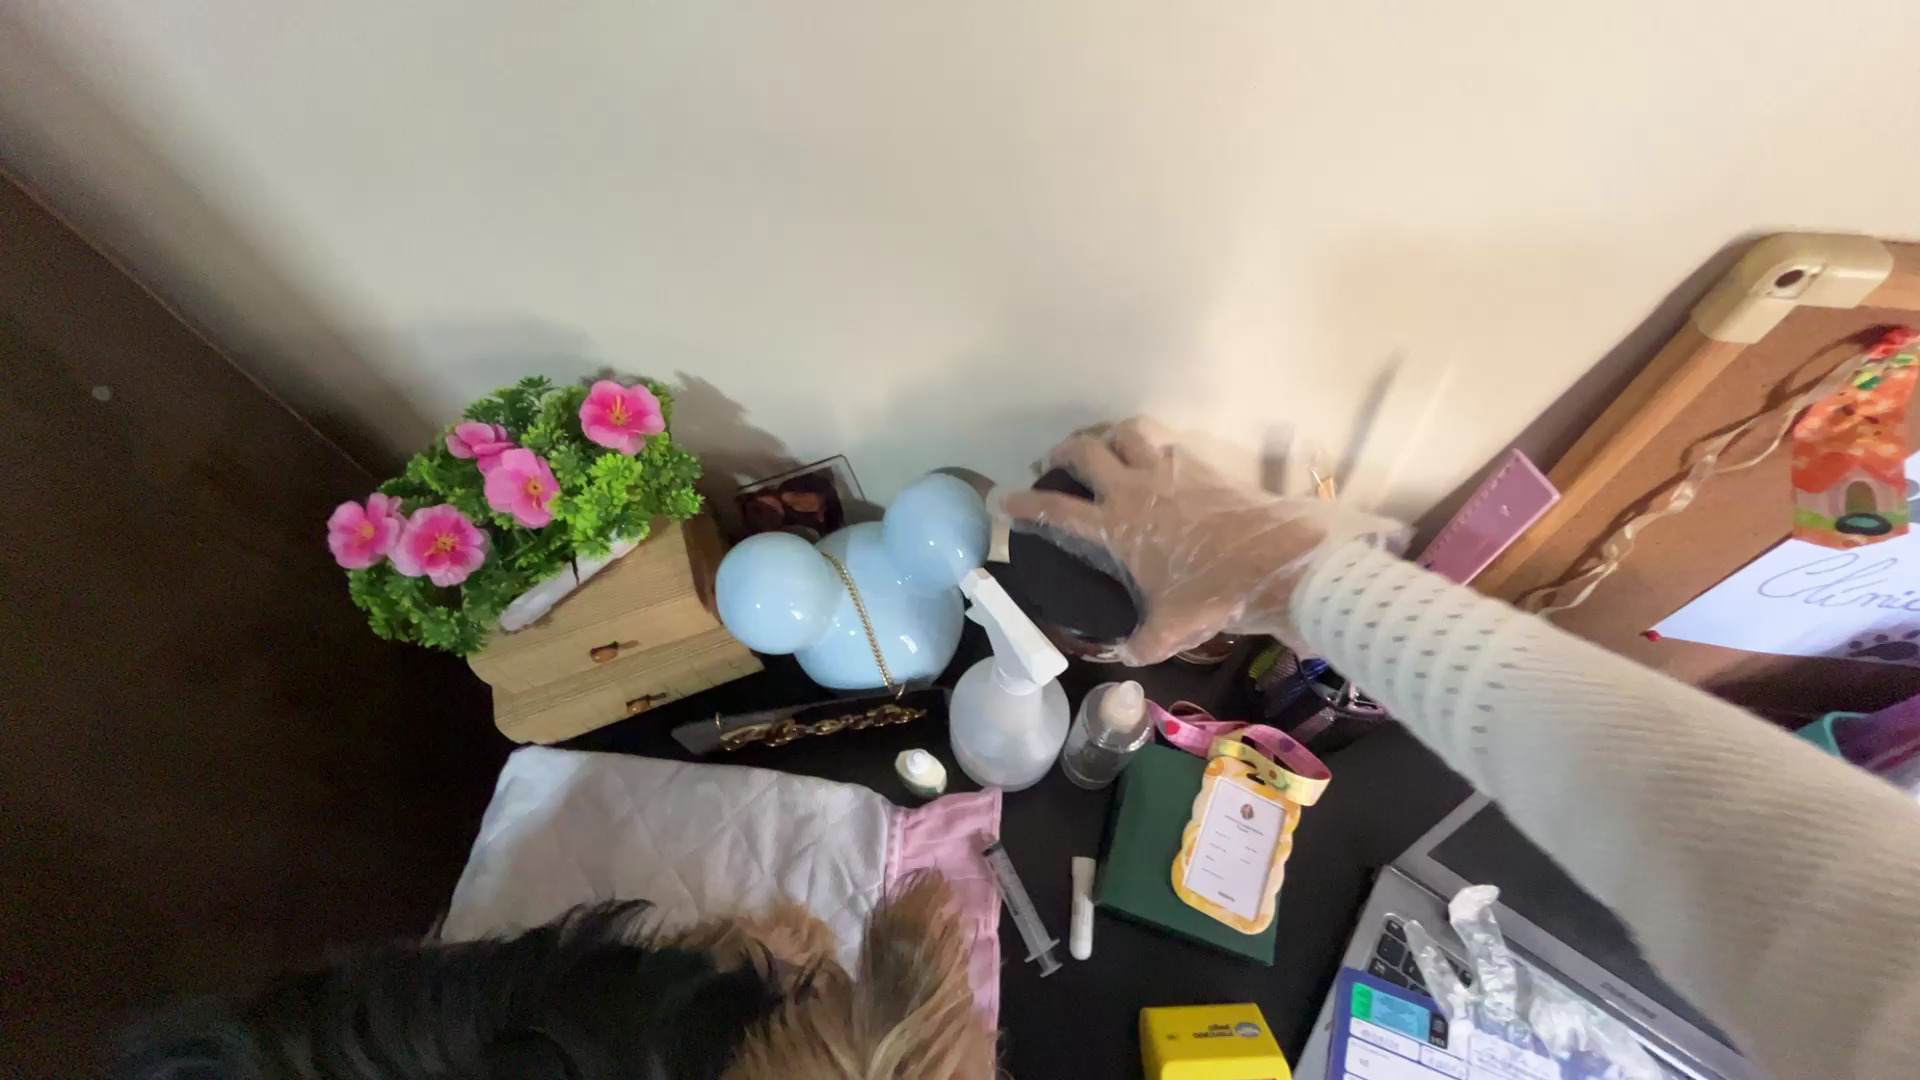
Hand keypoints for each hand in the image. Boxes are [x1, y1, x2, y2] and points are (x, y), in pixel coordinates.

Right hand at [1001, 420, 1404, 663]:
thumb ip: (1141, 643)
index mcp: (1114, 527)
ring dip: (1106, 436)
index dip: (1024, 503)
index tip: (1004, 498)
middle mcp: (1132, 489)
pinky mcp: (1199, 464)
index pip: (1055, 510)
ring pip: (1124, 432)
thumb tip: (1126, 656)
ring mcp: (1166, 470)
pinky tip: (1155, 462)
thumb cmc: (1213, 595)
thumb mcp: (1170, 630)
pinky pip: (1164, 441)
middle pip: (1084, 451)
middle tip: (1054, 462)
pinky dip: (1149, 446)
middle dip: (1062, 452)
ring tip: (1104, 449)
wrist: (1273, 563)